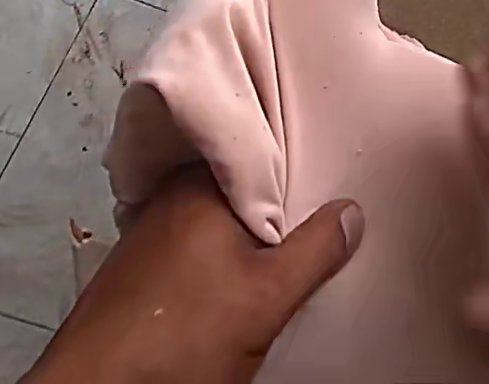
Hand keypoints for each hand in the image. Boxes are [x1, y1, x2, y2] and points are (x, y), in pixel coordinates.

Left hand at [23, 164, 362, 383]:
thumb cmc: (180, 335)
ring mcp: (149, 230)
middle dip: (272, 204)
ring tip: (273, 256)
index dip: (296, 163)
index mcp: (202, 181)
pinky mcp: (136, 268)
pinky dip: (215, 256)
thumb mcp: (265, 297)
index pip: (261, 153)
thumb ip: (315, 251)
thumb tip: (352, 212)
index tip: (325, 173)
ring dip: (242, 235)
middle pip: (239, 187)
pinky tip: (227, 285)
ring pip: (214, 218)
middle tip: (309, 219)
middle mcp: (172, 193)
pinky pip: (191, 244)